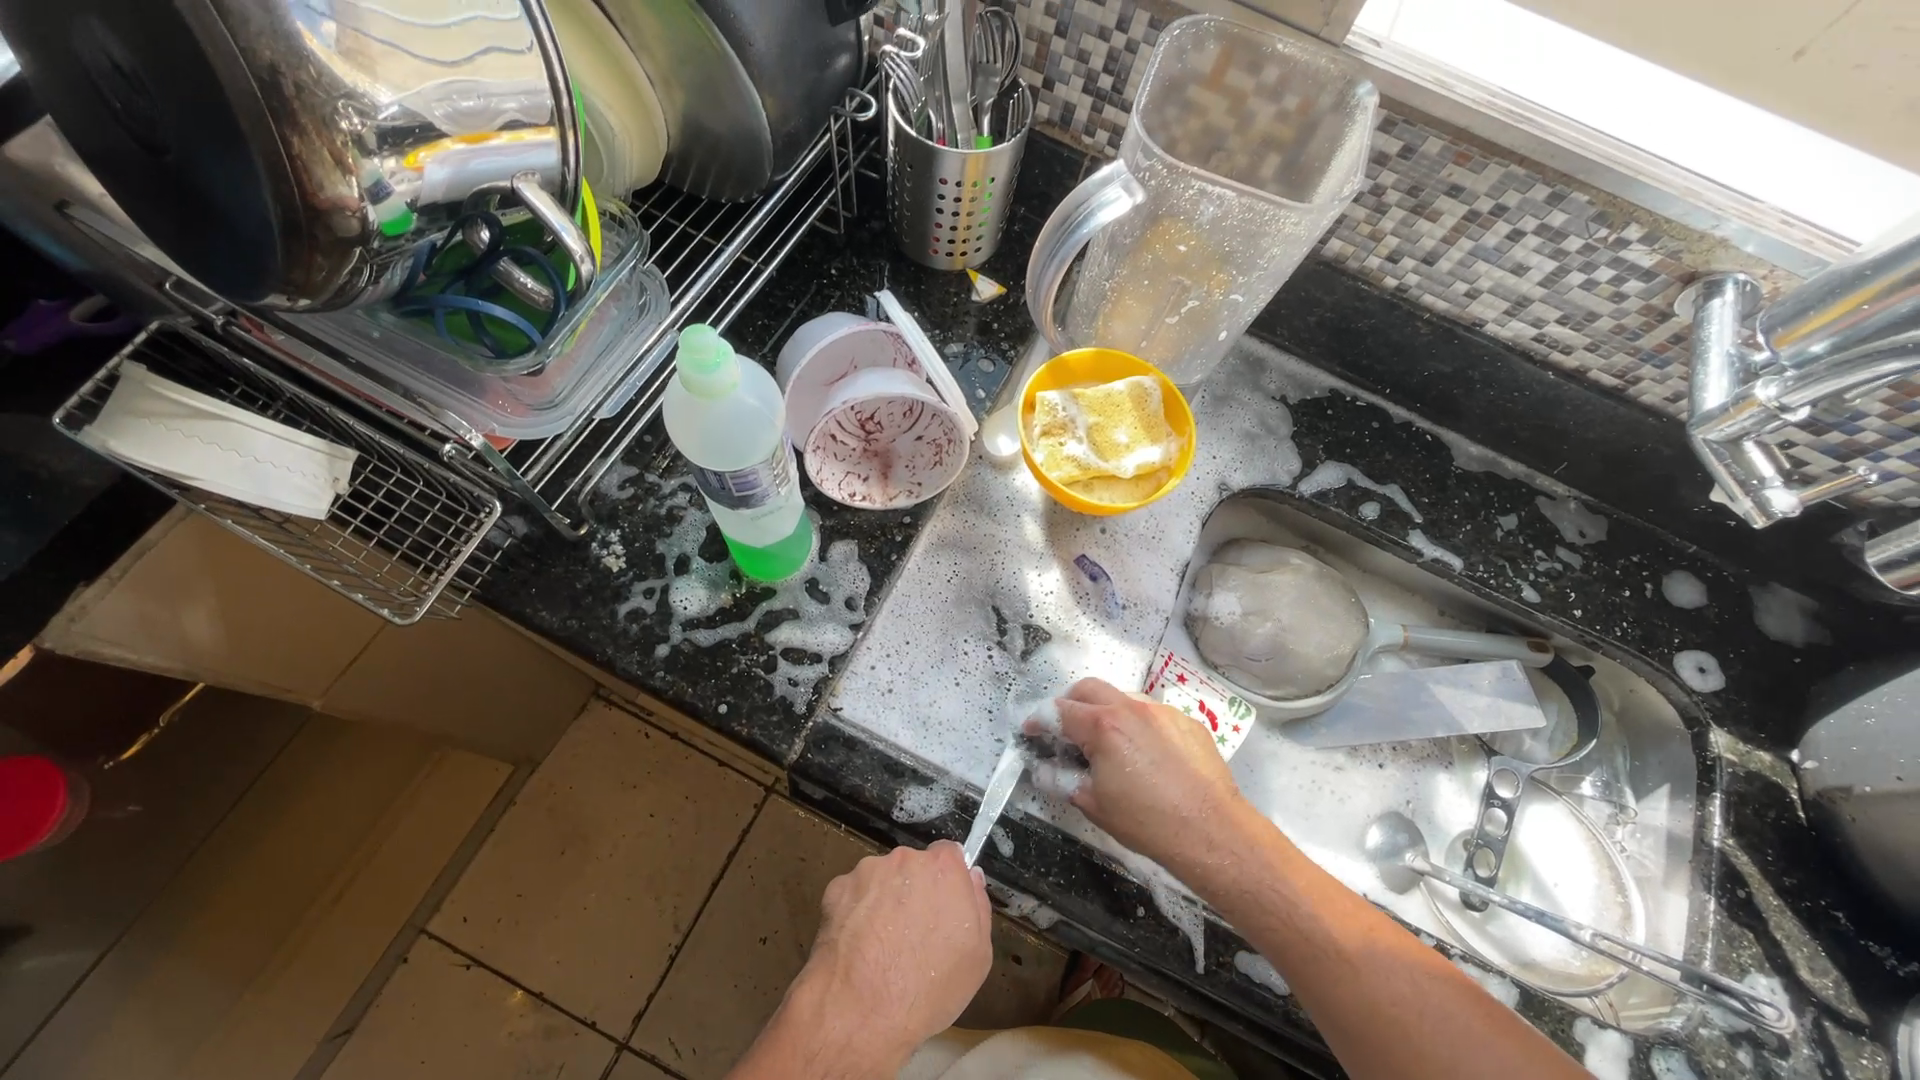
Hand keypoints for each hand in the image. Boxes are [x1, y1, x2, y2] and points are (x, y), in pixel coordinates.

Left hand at [787, 841, 992, 1067]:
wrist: (859, 1011)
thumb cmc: (929, 987)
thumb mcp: (978, 956)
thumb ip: (978, 906)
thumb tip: (971, 877)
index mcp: (943, 868)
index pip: (948, 854)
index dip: (947, 880)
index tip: (943, 906)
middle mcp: (904, 859)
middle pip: (913, 866)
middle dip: (914, 890)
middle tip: (912, 933)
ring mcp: (866, 872)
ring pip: (880, 880)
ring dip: (883, 901)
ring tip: (880, 946)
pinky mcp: (836, 889)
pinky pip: (853, 895)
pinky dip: (855, 913)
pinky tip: (857, 947)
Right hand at [1028, 678, 1251, 875]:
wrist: (1210, 830)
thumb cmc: (1146, 821)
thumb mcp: (1093, 804)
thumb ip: (1061, 780)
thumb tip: (1043, 769)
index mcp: (1103, 726)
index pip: (1059, 711)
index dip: (1039, 720)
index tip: (1031, 731)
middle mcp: (1132, 708)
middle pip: (1089, 688)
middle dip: (1070, 703)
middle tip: (1064, 730)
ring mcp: (1163, 712)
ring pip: (1123, 697)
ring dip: (1106, 711)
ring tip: (1107, 743)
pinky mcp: (1188, 722)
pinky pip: (1153, 714)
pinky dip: (1138, 725)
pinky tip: (1144, 754)